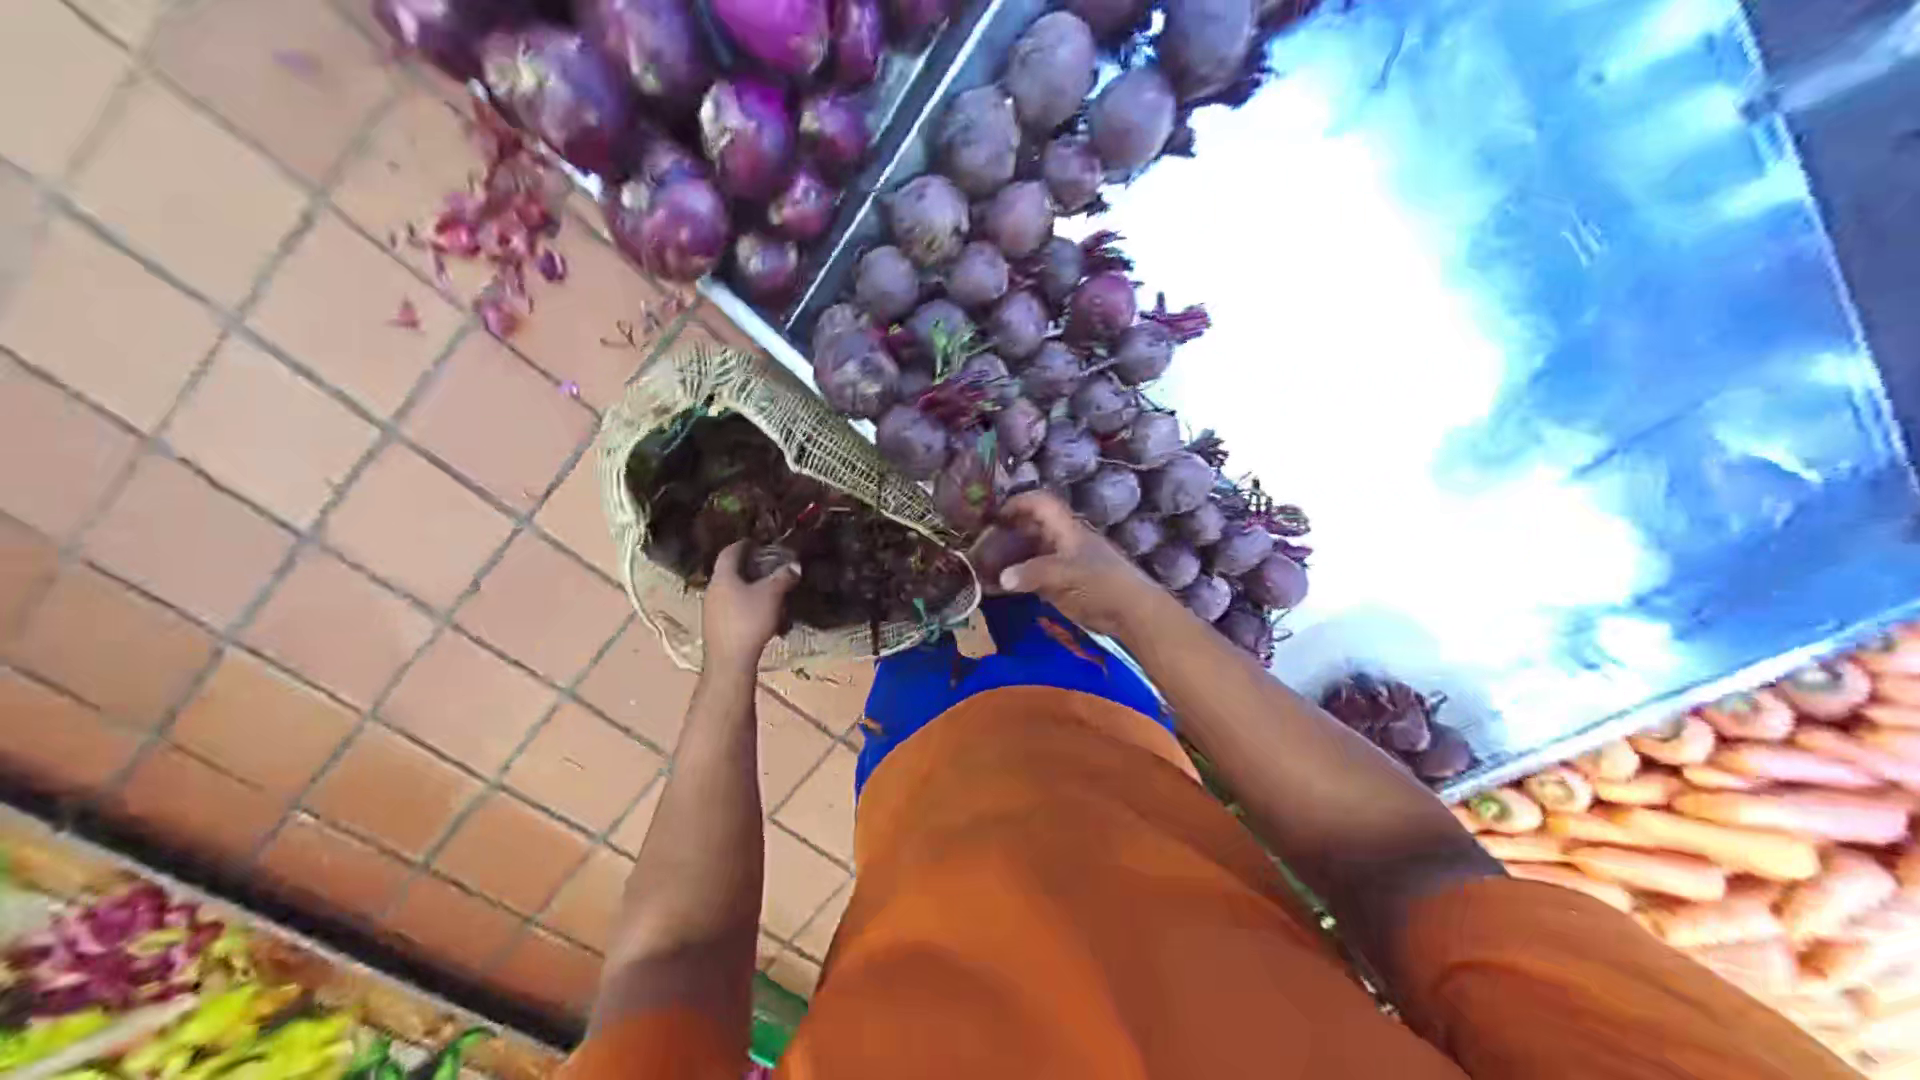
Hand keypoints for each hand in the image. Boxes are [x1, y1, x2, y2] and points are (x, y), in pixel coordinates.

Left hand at [701, 541, 799, 672]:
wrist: (729, 661)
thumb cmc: (749, 621)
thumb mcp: (772, 595)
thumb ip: (783, 577)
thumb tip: (795, 565)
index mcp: (723, 577)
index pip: (729, 552)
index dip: (743, 544)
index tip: (757, 542)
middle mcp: (712, 590)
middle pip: (729, 572)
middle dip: (748, 567)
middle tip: (767, 566)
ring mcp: (711, 610)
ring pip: (730, 591)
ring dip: (747, 588)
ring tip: (767, 591)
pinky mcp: (715, 627)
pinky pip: (730, 608)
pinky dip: (744, 604)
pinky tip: (759, 614)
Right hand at [992, 490, 1167, 637]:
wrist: (1131, 612)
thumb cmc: (1100, 584)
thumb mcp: (1064, 575)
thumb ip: (1031, 574)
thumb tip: (1002, 578)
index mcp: (1067, 530)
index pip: (1040, 504)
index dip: (1017, 503)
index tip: (993, 515)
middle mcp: (1063, 541)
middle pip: (1032, 527)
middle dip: (1007, 532)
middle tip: (982, 543)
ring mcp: (1064, 563)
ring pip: (1031, 552)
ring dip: (1009, 557)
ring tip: (985, 567)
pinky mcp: (1064, 585)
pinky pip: (1034, 576)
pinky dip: (1017, 579)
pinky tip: (1000, 587)